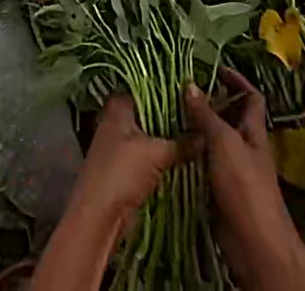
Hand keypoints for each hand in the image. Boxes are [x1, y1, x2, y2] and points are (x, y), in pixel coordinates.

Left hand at [34, 95, 178, 289]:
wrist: (99, 217)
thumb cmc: (122, 172)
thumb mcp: (157, 153)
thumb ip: (182, 143)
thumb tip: (205, 136)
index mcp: (118, 107)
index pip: (144, 87)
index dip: (166, 88)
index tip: (189, 91)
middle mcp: (116, 122)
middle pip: (147, 113)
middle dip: (170, 116)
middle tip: (197, 114)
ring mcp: (118, 146)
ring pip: (148, 136)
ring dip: (167, 138)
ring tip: (196, 133)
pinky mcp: (123, 169)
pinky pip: (147, 156)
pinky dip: (161, 157)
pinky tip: (182, 156)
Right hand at [186, 69, 304, 290]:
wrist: (254, 244)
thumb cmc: (245, 186)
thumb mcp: (224, 143)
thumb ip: (206, 115)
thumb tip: (189, 84)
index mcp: (254, 131)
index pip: (251, 97)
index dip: (237, 81)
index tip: (215, 69)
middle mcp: (245, 147)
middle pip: (231, 117)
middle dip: (211, 102)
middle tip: (183, 92)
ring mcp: (234, 169)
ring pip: (216, 140)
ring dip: (198, 128)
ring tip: (172, 114)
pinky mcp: (221, 190)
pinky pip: (206, 164)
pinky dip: (193, 154)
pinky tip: (175, 149)